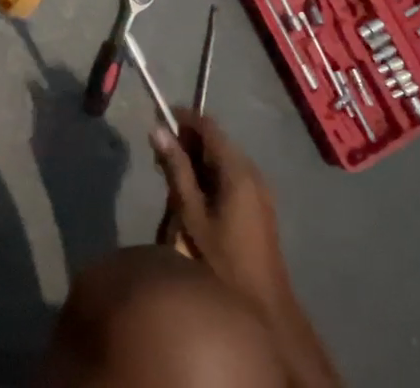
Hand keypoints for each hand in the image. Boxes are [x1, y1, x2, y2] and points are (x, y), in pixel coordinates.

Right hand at [149, 110, 290, 308]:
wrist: (263, 302)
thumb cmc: (222, 259)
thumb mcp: (191, 213)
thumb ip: (176, 170)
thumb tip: (157, 130)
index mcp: (238, 172)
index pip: (209, 128)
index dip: (183, 117)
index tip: (157, 117)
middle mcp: (253, 173)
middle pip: (217, 141)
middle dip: (187, 139)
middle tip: (157, 151)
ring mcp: (260, 189)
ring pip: (224, 158)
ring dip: (197, 158)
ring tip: (168, 171)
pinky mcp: (259, 204)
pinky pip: (231, 174)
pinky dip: (209, 173)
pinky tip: (191, 190)